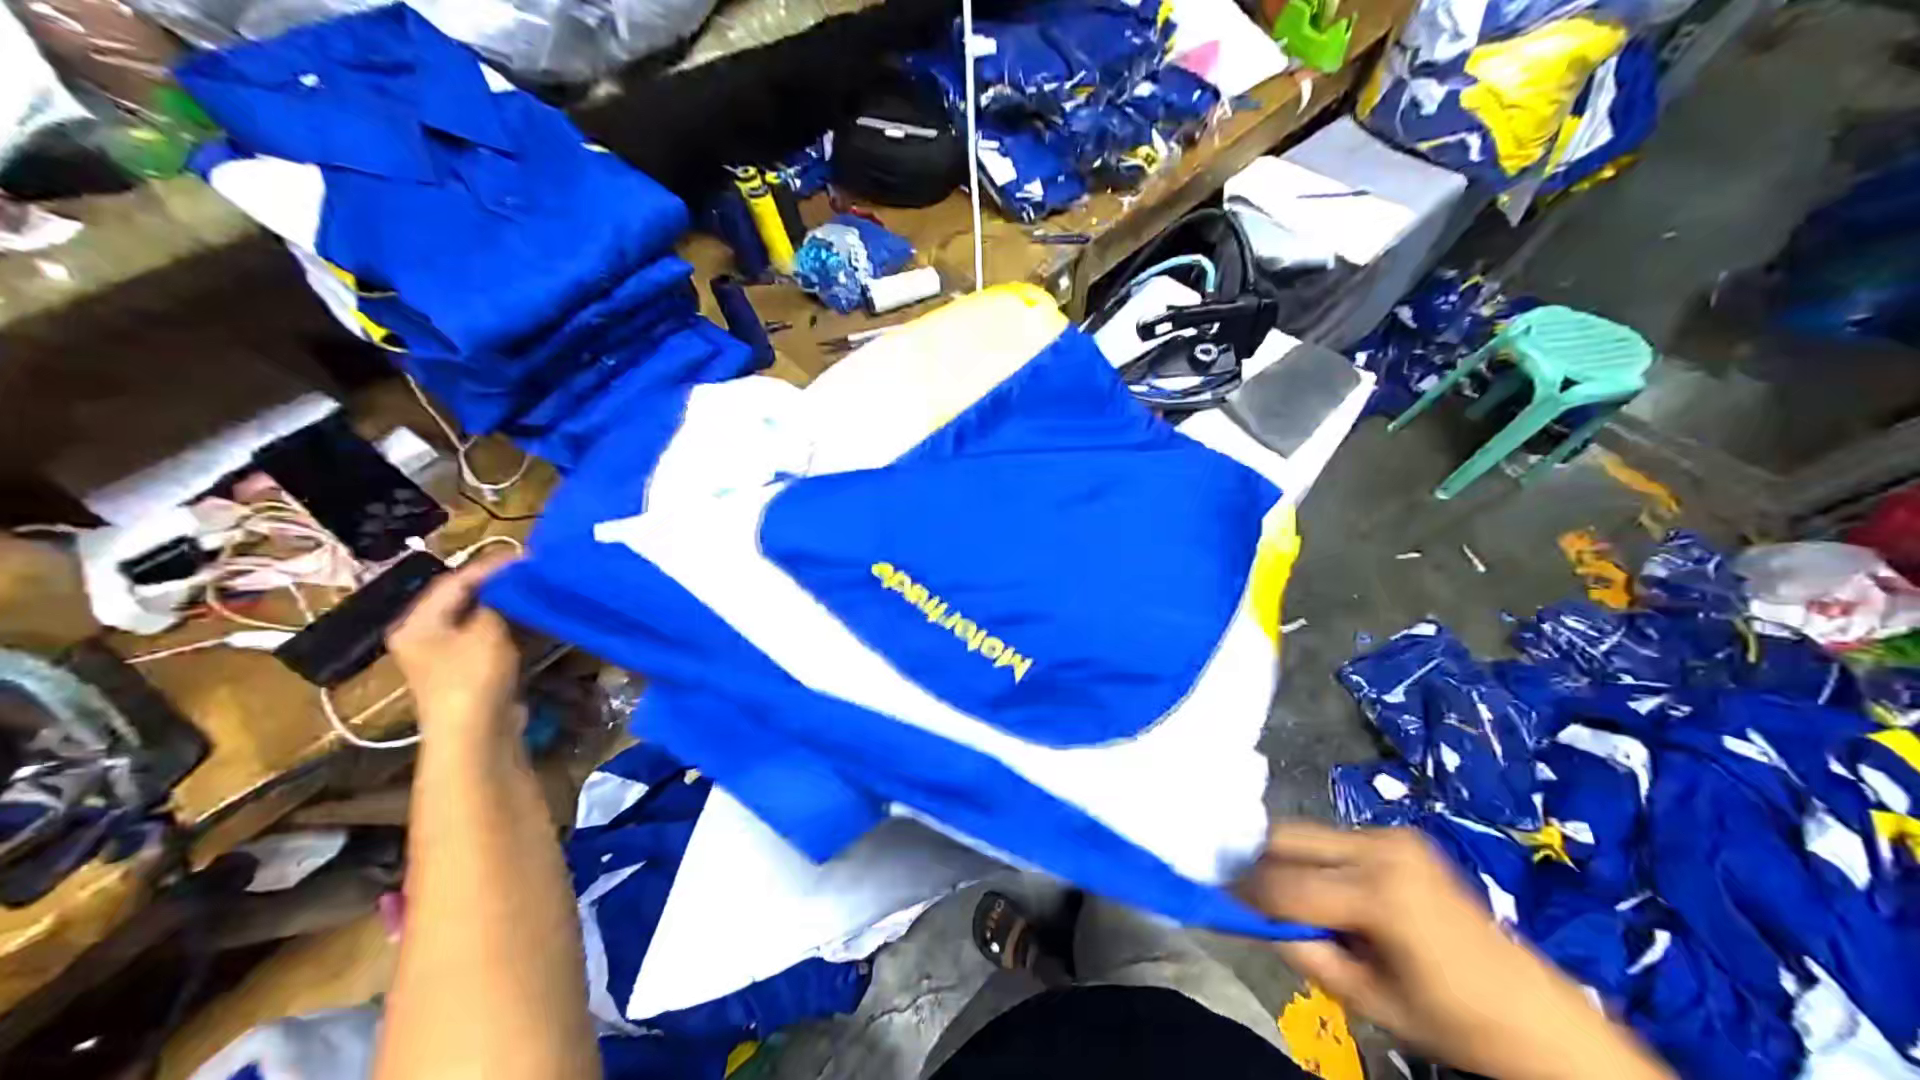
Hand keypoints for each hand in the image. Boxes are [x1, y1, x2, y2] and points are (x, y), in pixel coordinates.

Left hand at [386, 553, 522, 743]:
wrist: (474, 735)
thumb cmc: (471, 678)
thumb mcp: (486, 631)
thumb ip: (496, 602)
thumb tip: (511, 583)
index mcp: (416, 623)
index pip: (453, 582)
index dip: (489, 566)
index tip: (524, 556)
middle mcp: (425, 636)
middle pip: (464, 599)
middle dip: (499, 585)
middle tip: (532, 571)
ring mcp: (447, 656)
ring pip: (480, 619)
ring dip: (507, 606)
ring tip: (537, 590)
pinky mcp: (470, 672)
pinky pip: (491, 638)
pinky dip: (511, 627)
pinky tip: (534, 619)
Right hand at [1243, 823, 1672, 1079]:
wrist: (1539, 1016)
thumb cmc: (1453, 1019)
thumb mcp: (1368, 999)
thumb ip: (1304, 950)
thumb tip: (1252, 915)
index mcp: (1378, 893)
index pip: (1282, 882)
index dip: (1242, 889)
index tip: (1210, 891)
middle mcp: (1382, 849)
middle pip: (1288, 839)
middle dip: (1255, 860)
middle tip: (1231, 884)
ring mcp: (1394, 838)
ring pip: (1308, 834)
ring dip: (1284, 860)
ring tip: (1276, 894)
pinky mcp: (1402, 838)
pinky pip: (1334, 841)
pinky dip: (1314, 860)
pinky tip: (1318, 890)